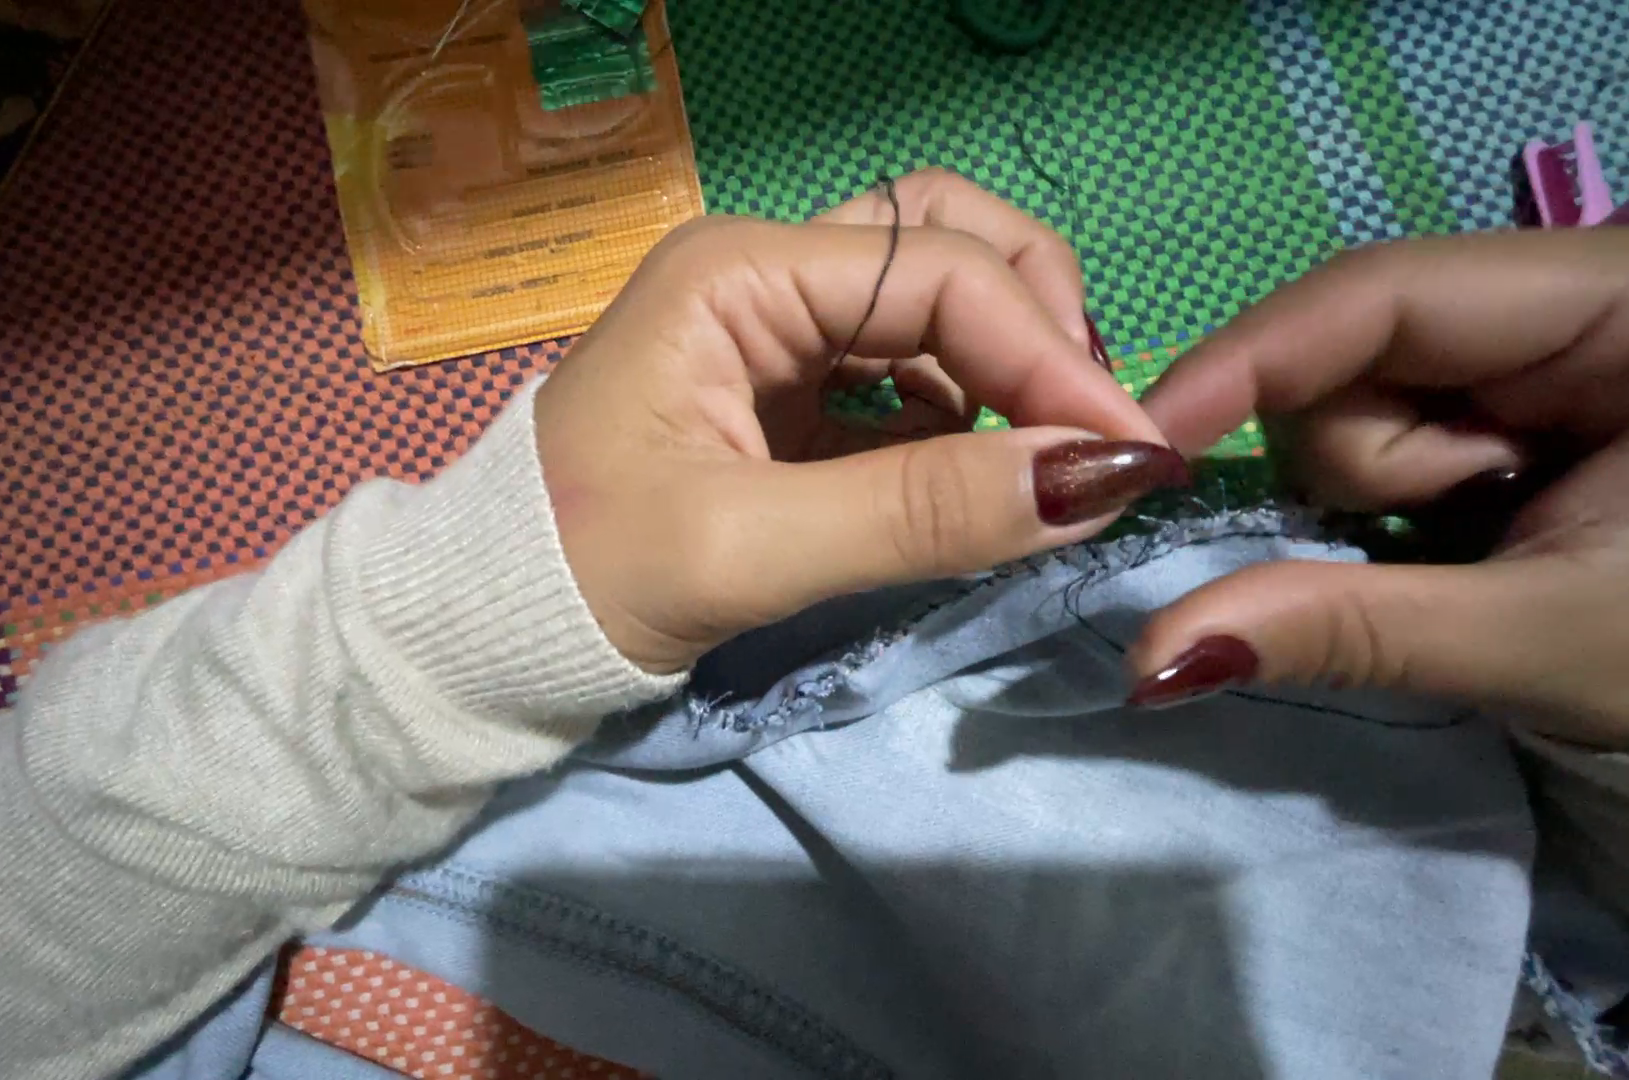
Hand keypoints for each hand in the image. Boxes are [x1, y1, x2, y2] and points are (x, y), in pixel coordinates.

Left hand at [536, 170, 1184, 672]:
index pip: (936, 274)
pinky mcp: (783, 395)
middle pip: (942, 245)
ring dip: (1003, 365)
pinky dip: (956, 411)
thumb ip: (916, 511)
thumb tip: (1095, 481)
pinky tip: (968, 467)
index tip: (1125, 450)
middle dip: (1032, 319)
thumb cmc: (589, 574)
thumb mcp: (747, 547)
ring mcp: (774, 335)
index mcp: (737, 276)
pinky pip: (897, 376)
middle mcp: (762, 279)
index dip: (1047, 354)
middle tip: (1082, 420)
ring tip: (1039, 452)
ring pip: (927, 305)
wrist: (503, 617)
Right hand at [1135, 215, 1628, 748]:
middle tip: (1446, 531)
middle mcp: (1584, 290)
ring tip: (1483, 537)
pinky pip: (1384, 425)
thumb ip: (1344, 631)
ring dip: (1376, 487)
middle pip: (1351, 350)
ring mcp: (1548, 339)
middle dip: (1356, 465)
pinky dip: (1391, 490)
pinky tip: (1472, 521)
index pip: (1379, 292)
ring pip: (1354, 397)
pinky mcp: (1520, 388)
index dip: (1240, 366)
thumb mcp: (1551, 641)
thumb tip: (1151, 656)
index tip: (1148, 452)